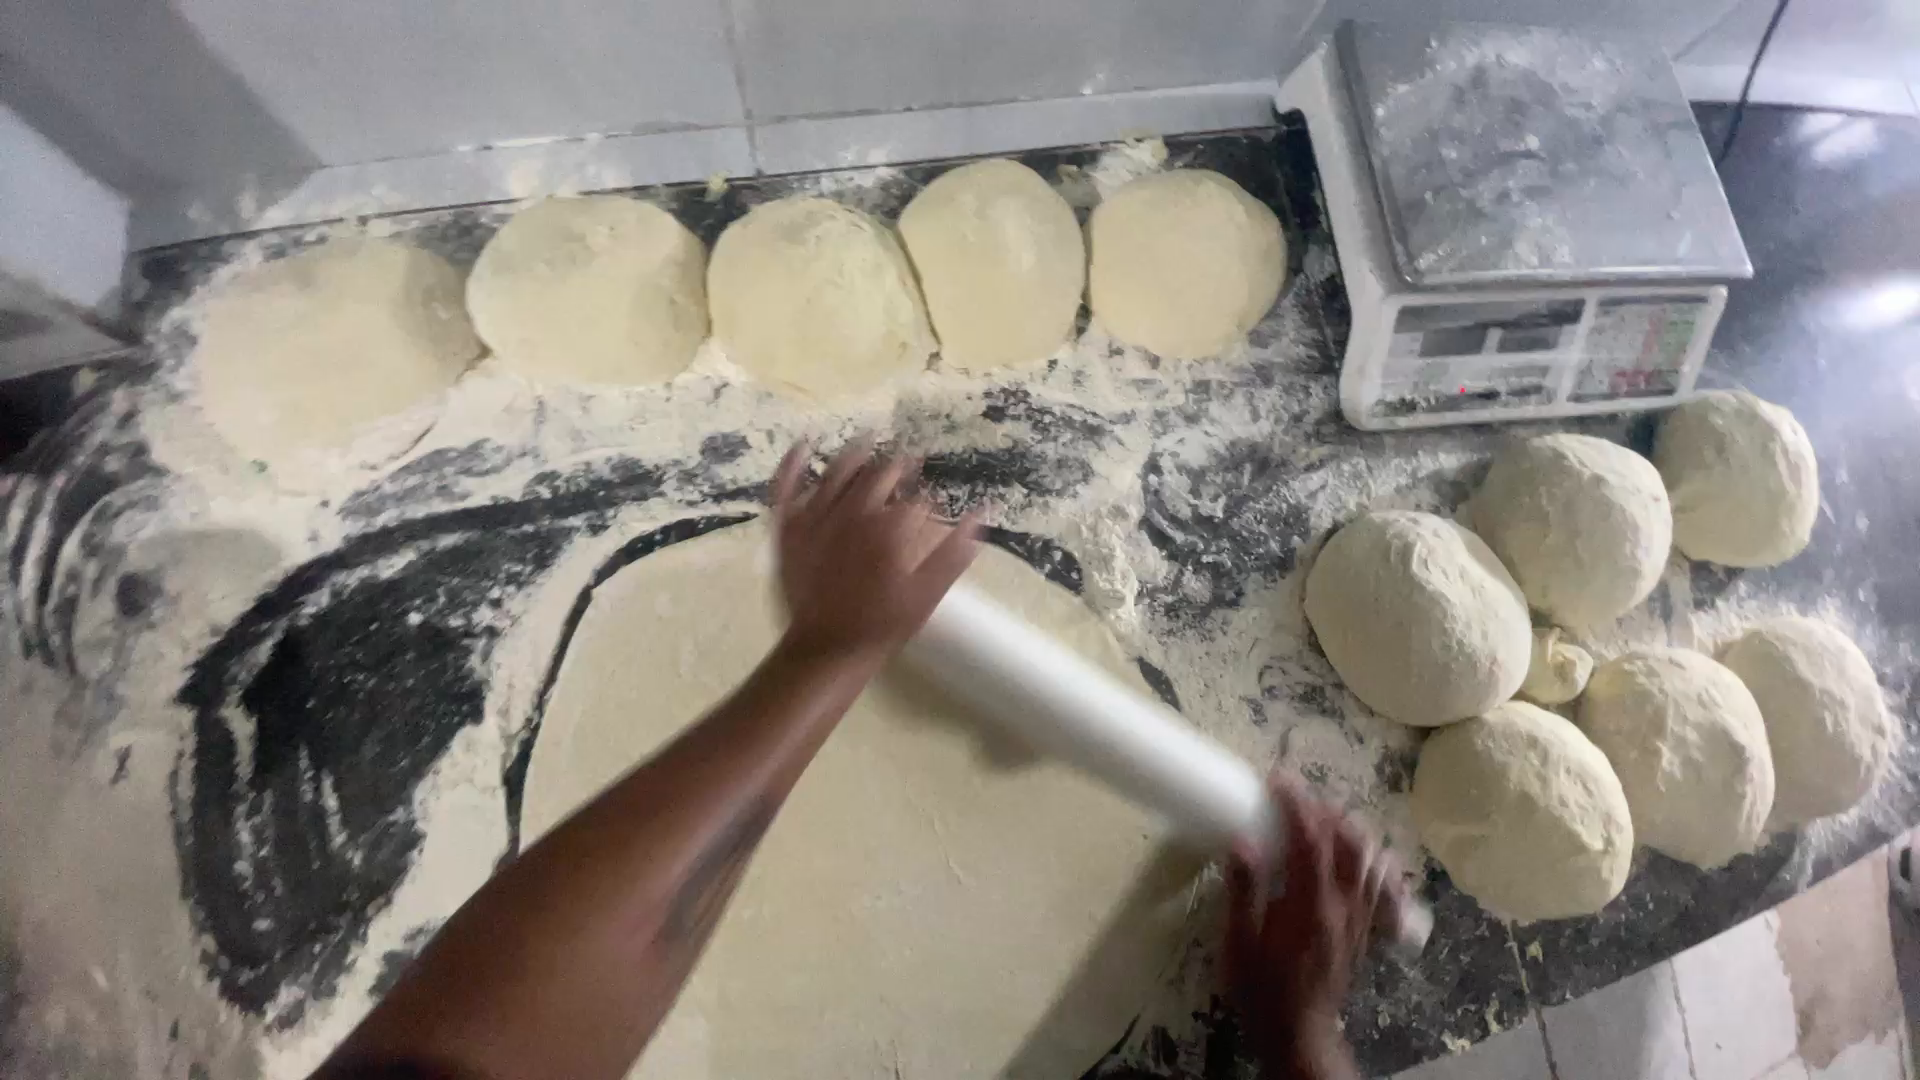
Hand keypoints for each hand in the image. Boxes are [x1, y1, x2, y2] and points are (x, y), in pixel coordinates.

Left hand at [770, 441, 981, 661]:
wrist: (826, 648)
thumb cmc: (881, 624)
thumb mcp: (927, 594)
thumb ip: (954, 553)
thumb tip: (982, 513)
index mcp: (889, 526)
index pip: (914, 497)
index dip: (925, 496)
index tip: (929, 499)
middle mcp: (853, 511)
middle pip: (879, 474)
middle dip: (898, 466)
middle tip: (908, 463)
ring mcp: (816, 516)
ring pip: (838, 470)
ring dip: (858, 453)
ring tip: (870, 441)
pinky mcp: (788, 526)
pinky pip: (786, 485)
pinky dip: (793, 461)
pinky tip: (804, 442)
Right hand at [1225, 775, 1397, 1077]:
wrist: (1297, 1034)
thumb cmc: (1260, 985)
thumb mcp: (1239, 941)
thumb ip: (1244, 890)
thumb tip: (1241, 839)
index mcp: (1311, 906)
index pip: (1310, 842)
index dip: (1296, 804)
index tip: (1277, 778)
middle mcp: (1344, 908)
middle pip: (1349, 845)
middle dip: (1326, 810)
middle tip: (1297, 793)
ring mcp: (1360, 920)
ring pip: (1370, 862)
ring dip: (1350, 831)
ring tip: (1324, 812)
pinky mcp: (1364, 931)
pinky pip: (1380, 887)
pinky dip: (1371, 860)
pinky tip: (1362, 850)